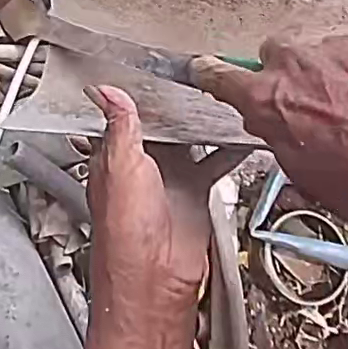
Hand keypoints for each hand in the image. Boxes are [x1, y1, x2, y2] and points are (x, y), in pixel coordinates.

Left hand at [84, 85, 247, 317]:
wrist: (156, 280)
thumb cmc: (127, 234)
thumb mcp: (122, 167)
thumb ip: (120, 128)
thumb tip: (105, 91)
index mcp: (116, 157)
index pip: (126, 116)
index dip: (138, 94)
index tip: (154, 68)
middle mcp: (143, 166)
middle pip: (162, 124)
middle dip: (177, 103)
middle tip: (197, 76)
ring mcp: (171, 178)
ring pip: (190, 139)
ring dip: (203, 123)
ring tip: (222, 98)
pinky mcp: (195, 191)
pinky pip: (215, 162)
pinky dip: (229, 149)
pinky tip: (242, 135)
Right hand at [191, 36, 347, 243]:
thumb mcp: (309, 178)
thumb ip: (279, 139)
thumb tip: (275, 127)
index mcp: (270, 101)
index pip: (220, 76)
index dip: (212, 75)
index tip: (205, 70)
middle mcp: (298, 65)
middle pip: (271, 57)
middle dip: (281, 78)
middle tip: (303, 109)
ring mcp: (337, 50)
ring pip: (313, 54)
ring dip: (322, 77)